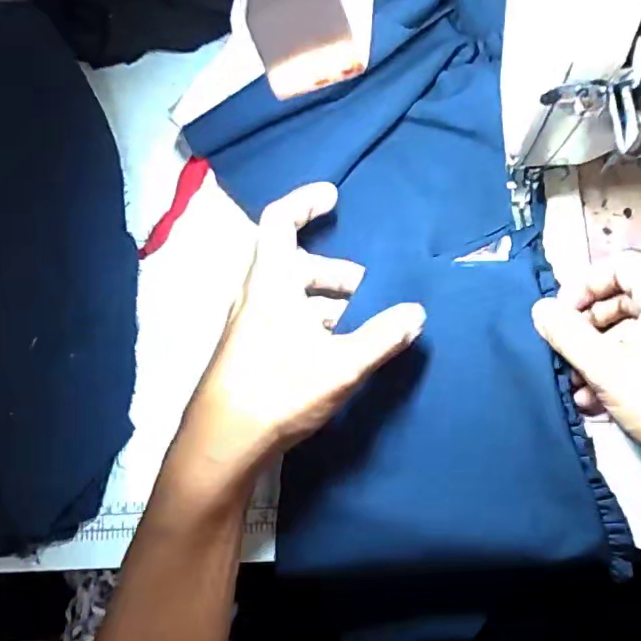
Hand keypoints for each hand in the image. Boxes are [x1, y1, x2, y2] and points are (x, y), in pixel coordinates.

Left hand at [159, 182, 424, 510]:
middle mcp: (256, 298)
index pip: (279, 223)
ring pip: (293, 297)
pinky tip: (338, 350)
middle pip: (295, 264)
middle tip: (369, 288)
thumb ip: (382, 337)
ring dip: (328, 301)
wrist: (223, 443)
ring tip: (361, 322)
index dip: (305, 203)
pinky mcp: (253, 353)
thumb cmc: (278, 392)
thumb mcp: (341, 364)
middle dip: (335, 271)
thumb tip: (417, 313)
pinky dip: (316, 323)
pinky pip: (288, 321)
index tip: (333, 196)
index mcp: (271, 285)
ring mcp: (252, 327)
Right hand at [530, 251, 640, 511]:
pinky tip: (603, 403)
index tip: (558, 320)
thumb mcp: (607, 369)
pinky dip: (628, 369)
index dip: (581, 288)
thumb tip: (541, 309)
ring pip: (640, 331)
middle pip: (627, 298)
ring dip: (603, 357)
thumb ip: (568, 335)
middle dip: (589, 330)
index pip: (618, 264)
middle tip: (566, 359)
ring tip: (580, 391)